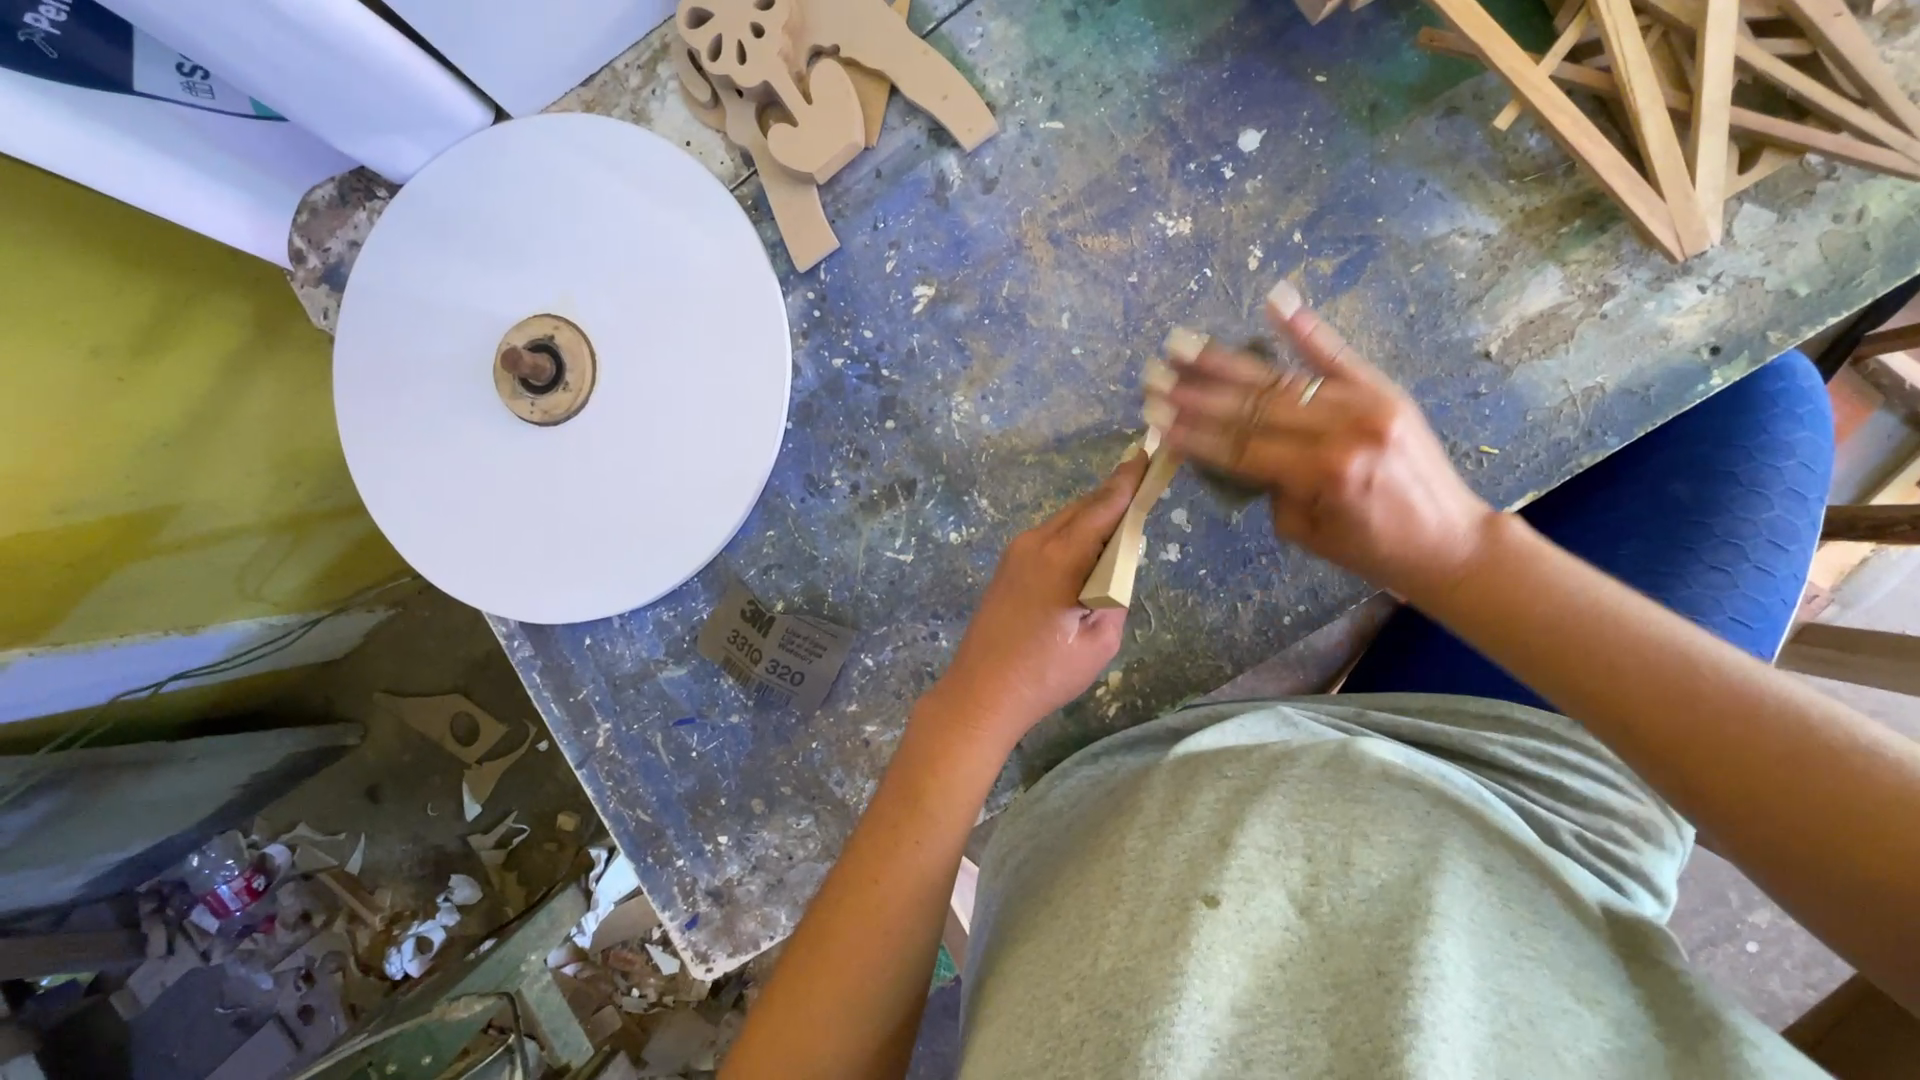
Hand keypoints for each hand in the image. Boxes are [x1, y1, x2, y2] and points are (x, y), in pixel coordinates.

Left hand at [921, 451, 1150, 745]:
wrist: (981, 692)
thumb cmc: (1045, 673)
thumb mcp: (1100, 640)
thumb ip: (1114, 596)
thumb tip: (1114, 572)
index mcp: (1061, 558)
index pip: (1102, 507)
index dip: (1127, 482)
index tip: (1147, 455)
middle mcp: (1035, 544)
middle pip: (1082, 508)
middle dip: (1113, 496)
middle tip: (1143, 485)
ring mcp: (1015, 554)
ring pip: (1063, 522)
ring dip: (1092, 518)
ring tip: (1122, 521)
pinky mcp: (1007, 568)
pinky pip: (1048, 538)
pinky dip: (1073, 535)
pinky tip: (1088, 551)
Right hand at [1149, 280, 1498, 600]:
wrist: (1449, 541)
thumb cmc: (1370, 548)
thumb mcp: (1305, 530)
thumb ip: (1269, 484)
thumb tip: (1237, 445)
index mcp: (1322, 473)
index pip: (1240, 447)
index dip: (1194, 433)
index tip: (1155, 419)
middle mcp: (1343, 430)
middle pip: (1252, 406)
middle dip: (1197, 393)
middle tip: (1154, 377)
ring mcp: (1366, 403)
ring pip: (1281, 379)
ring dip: (1226, 363)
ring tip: (1182, 346)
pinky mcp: (1384, 389)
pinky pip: (1337, 354)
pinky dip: (1304, 328)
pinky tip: (1274, 300)